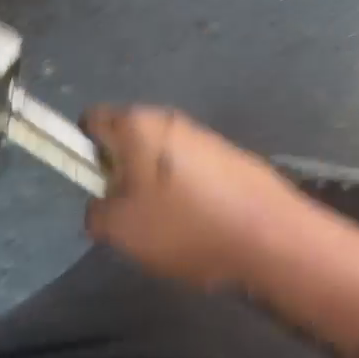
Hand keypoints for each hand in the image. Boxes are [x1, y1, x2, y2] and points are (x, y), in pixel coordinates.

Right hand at [82, 106, 309, 290]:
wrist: (274, 240)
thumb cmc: (185, 226)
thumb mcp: (121, 231)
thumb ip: (96, 214)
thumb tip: (100, 207)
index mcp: (134, 124)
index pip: (91, 120)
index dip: (84, 150)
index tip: (96, 184)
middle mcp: (166, 118)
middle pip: (128, 137)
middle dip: (123, 170)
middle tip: (129, 211)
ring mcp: (203, 135)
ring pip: (161, 154)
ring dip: (157, 182)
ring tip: (170, 225)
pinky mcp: (231, 156)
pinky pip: (193, 168)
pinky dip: (189, 191)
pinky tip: (203, 226)